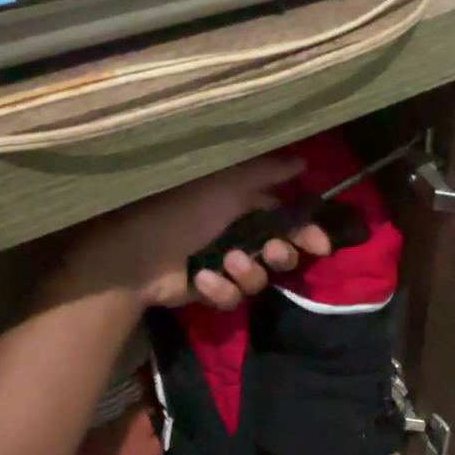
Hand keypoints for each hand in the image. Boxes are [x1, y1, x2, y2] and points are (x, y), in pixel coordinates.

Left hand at [60, 156, 333, 309]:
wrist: (134, 256)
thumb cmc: (179, 210)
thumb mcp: (226, 183)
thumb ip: (267, 173)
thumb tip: (303, 158)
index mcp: (242, 206)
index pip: (285, 219)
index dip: (305, 232)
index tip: (320, 245)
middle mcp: (236, 234)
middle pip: (279, 251)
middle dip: (281, 254)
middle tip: (273, 251)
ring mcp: (223, 265)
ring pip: (259, 277)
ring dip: (248, 271)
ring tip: (225, 261)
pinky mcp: (211, 291)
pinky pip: (233, 296)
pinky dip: (220, 288)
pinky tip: (201, 278)